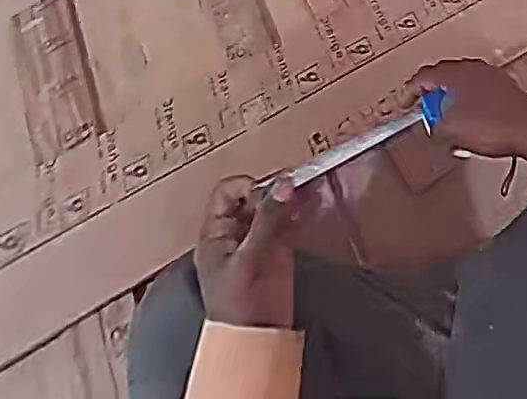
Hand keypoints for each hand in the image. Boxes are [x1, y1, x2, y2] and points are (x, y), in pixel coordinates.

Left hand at [193, 176, 306, 327]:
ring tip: (305, 186)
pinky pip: (288, 222)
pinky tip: (310, 203)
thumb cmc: (237, 308)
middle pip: (252, 197)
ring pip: (272, 207)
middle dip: (271, 188)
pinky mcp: (278, 250)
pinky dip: (299, 211)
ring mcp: (258, 240)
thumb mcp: (248, 260)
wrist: (256, 345)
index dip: (244, 185)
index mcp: (216, 233)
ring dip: (288, 196)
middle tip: (292, 181)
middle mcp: (236, 232)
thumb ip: (267, 222)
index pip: (226, 193)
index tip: (264, 188)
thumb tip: (283, 187)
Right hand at [408, 60, 526, 162]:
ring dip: (452, 103)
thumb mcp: (452, 132)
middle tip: (427, 114)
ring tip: (450, 124)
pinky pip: (479, 94)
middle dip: (432, 97)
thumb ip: (435, 129)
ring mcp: (492, 77)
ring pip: (462, 86)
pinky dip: (470, 106)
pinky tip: (473, 125)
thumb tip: (435, 132)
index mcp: (456, 72)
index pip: (423, 76)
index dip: (409, 92)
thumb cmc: (493, 126)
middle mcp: (473, 68)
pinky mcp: (507, 90)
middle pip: (443, 78)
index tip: (404, 105)